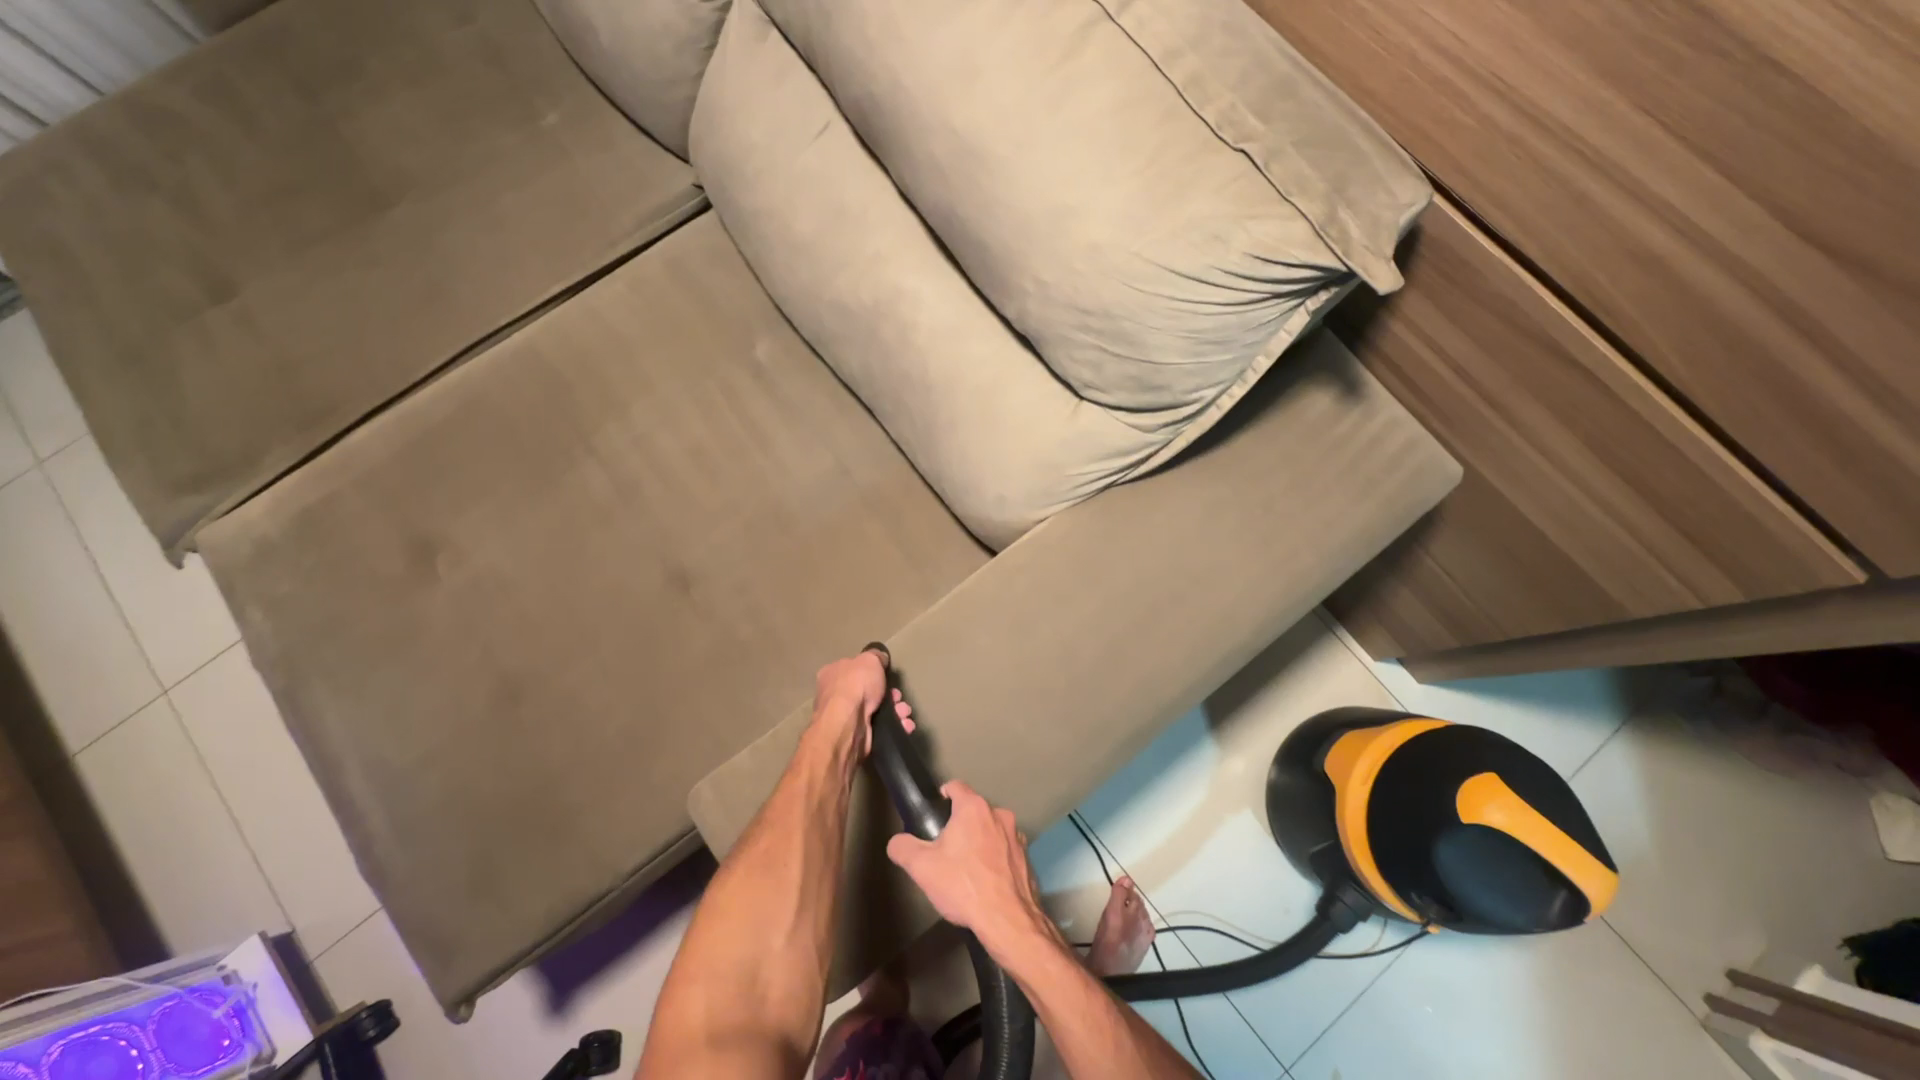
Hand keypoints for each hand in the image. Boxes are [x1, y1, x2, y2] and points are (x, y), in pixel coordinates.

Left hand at [810, 648, 912, 759]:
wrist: (848, 724)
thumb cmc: (856, 685)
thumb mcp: (869, 660)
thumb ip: (876, 657)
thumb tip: (881, 659)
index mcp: (832, 674)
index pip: (853, 670)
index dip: (873, 672)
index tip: (887, 676)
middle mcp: (835, 696)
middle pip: (868, 692)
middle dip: (889, 695)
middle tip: (898, 697)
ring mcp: (846, 718)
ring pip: (877, 710)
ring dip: (896, 711)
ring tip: (904, 712)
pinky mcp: (856, 735)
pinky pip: (880, 727)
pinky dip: (895, 725)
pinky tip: (905, 724)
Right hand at [886, 781, 1050, 951]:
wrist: (1007, 920)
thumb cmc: (962, 885)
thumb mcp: (921, 867)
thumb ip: (903, 847)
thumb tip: (898, 842)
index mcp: (974, 808)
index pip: (956, 786)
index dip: (943, 794)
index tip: (934, 810)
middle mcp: (999, 815)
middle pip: (974, 811)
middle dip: (960, 824)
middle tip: (945, 848)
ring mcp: (1017, 836)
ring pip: (991, 830)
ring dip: (979, 841)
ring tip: (966, 868)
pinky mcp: (1027, 858)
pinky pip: (1005, 851)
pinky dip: (995, 859)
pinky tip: (986, 882)